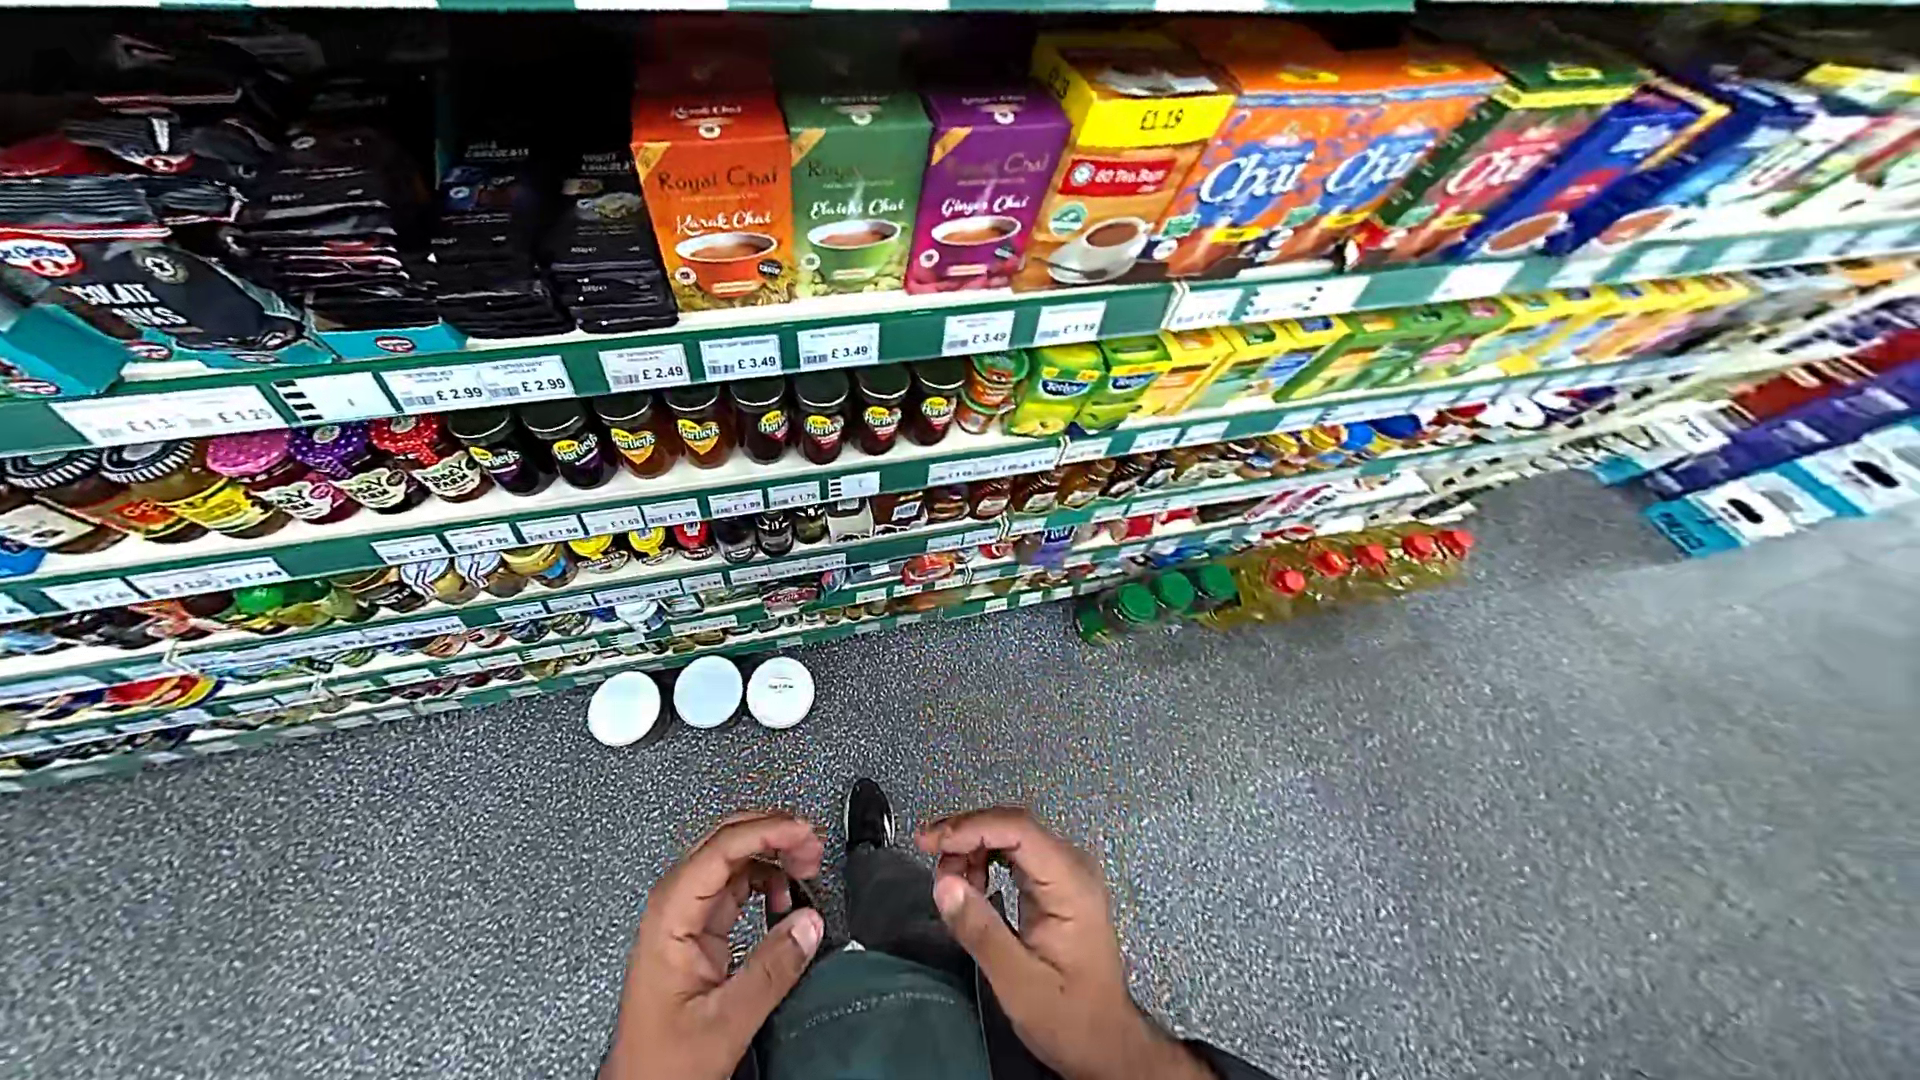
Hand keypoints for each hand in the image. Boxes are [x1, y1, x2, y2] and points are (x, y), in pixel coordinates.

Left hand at [601, 812, 825, 1079]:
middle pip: (727, 838)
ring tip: (807, 866)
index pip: (721, 848)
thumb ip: (772, 970)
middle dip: (775, 832)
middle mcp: (677, 903)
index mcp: (671, 916)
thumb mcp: (724, 1023)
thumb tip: (809, 921)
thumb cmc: (662, 1065)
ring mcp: (689, 911)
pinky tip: (786, 894)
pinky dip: (770, 875)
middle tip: (811, 845)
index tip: (803, 833)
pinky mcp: (703, 923)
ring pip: (736, 853)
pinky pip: (741, 878)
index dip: (767, 831)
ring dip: (775, 851)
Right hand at [916, 808, 1211, 1079]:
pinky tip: (970, 883)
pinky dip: (984, 858)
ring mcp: (1064, 870)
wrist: (1105, 1042)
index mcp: (1070, 882)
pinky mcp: (1054, 880)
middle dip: (965, 834)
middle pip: (1011, 825)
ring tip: (948, 880)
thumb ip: (981, 931)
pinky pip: (1014, 851)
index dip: (970, 827)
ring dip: (972, 847)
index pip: (1017, 829)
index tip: (930, 841)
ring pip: (1009, 834)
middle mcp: (1071, 864)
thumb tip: (943, 883)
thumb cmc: (1069, 1017)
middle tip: (928, 854)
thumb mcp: (1019, 984)